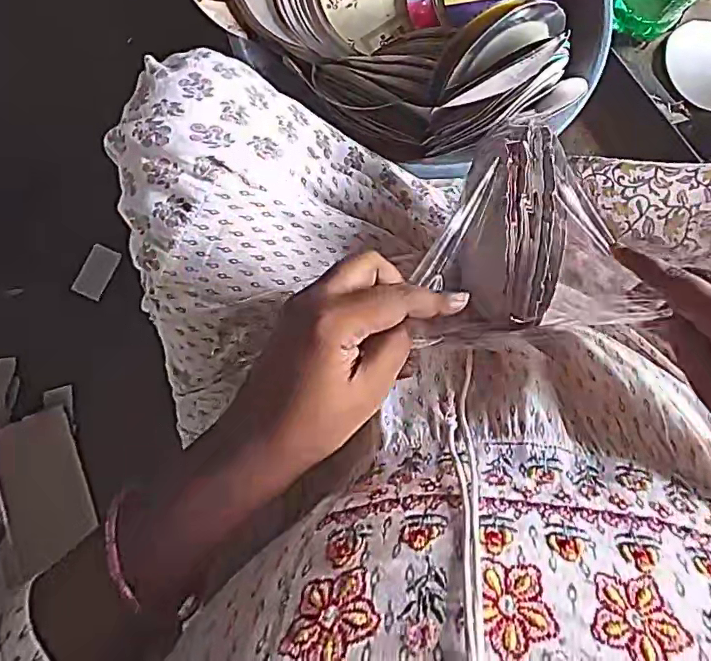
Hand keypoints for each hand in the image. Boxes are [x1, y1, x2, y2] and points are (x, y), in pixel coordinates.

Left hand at [211, 251, 467, 479]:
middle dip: (398, 283)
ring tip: (392, 333)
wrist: (253, 446)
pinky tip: (369, 338)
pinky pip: (338, 290)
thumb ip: (395, 347)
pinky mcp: (295, 314)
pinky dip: (360, 300)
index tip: (458, 302)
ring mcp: (300, 303)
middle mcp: (314, 299)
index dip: (430, 300)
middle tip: (413, 318)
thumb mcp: (367, 393)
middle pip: (369, 264)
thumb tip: (407, 324)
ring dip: (379, 291)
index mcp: (333, 319)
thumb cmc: (312, 429)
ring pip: (352, 273)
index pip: (393, 297)